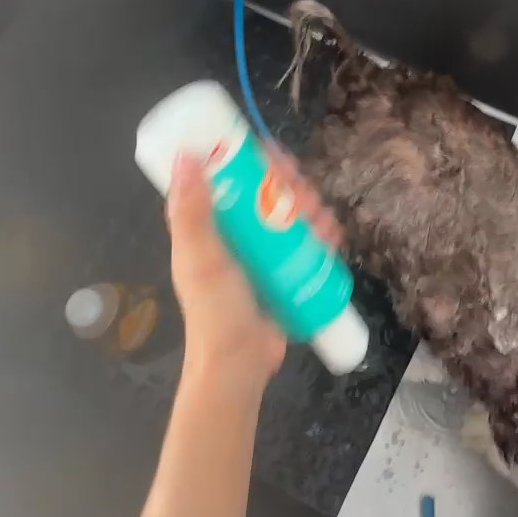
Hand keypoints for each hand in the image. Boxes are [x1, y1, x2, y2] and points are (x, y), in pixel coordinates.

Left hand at [165, 152, 341, 395]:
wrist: (240, 363)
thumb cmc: (215, 310)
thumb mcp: (200, 259)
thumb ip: (192, 212)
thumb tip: (184, 157)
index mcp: (209, 226)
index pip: (229, 178)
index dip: (251, 159)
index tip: (271, 153)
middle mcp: (237, 235)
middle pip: (267, 192)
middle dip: (289, 184)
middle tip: (301, 190)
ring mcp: (265, 253)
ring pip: (293, 214)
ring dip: (312, 206)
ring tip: (321, 217)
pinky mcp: (288, 272)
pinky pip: (310, 244)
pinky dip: (324, 235)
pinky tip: (333, 235)